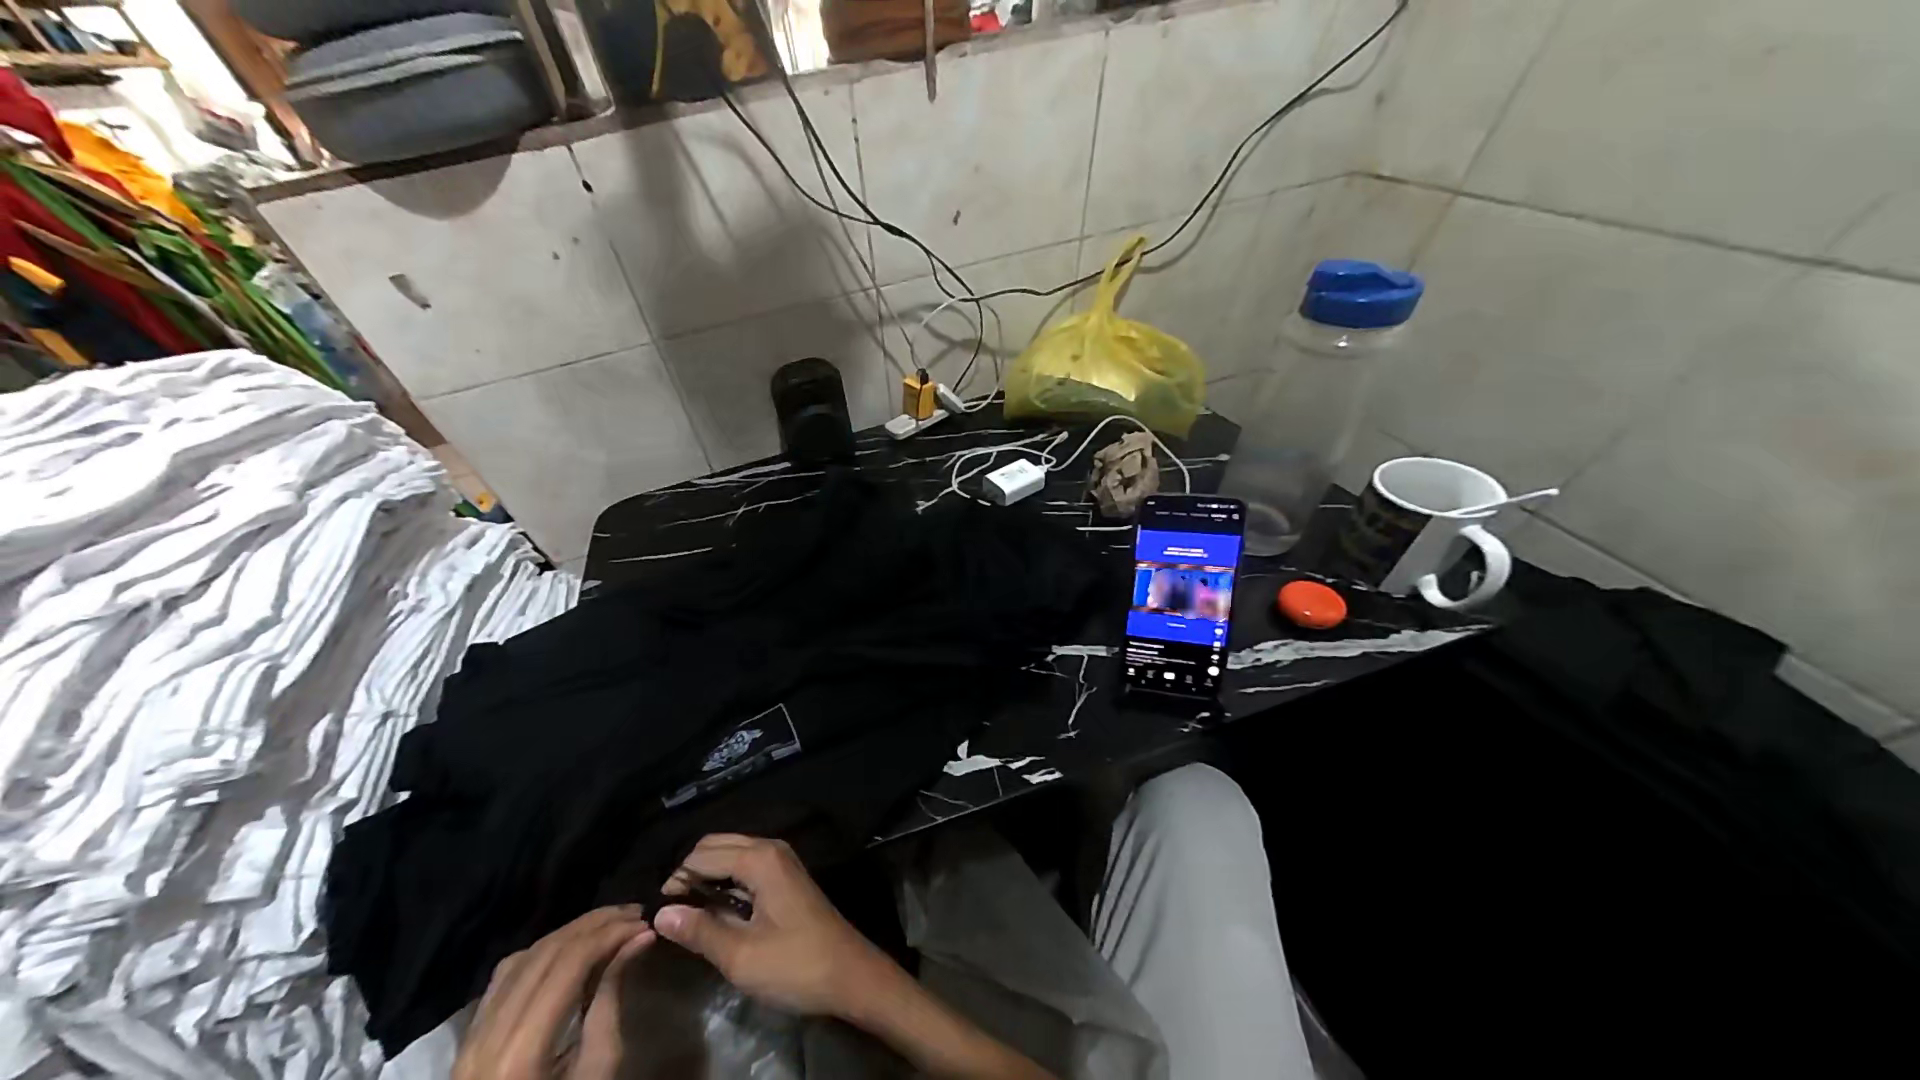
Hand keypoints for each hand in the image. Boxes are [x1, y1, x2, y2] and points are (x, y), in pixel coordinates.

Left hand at [453, 906, 654, 1079]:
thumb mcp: (597, 1072)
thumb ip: (610, 1002)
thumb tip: (637, 941)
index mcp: (519, 1053)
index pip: (567, 963)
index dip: (610, 933)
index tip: (647, 923)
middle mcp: (486, 1035)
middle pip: (544, 952)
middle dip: (595, 925)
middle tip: (636, 914)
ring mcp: (471, 1034)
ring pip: (523, 956)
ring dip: (571, 933)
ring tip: (611, 925)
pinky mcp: (469, 1036)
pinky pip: (505, 976)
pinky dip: (543, 952)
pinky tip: (569, 951)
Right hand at [653, 834, 897, 1018]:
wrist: (850, 975)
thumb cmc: (795, 965)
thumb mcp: (741, 956)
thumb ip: (699, 931)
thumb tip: (660, 913)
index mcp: (760, 859)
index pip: (701, 856)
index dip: (676, 881)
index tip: (657, 914)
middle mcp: (771, 848)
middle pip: (715, 845)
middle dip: (689, 872)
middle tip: (671, 914)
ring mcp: (781, 860)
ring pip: (730, 853)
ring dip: (706, 876)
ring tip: (688, 915)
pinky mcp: (785, 876)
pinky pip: (745, 866)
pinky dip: (725, 881)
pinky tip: (715, 912)